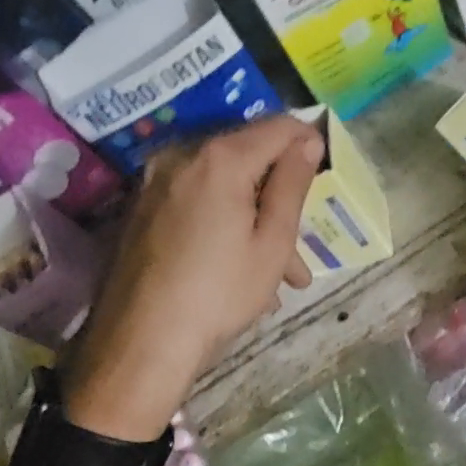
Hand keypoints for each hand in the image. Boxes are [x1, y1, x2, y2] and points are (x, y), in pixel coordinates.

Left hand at [62, 116, 321, 440]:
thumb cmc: (220, 293)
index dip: (307, 140)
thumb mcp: (272, 243)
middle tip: (304, 238)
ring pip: (222, 184)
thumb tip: (308, 140)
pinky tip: (238, 268)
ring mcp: (155, 181)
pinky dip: (224, 221)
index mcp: (220, 159)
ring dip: (255, 216)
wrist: (142, 339)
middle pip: (246, 154)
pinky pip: (196, 200)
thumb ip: (292, 185)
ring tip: (280, 274)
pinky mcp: (141, 207)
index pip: (276, 126)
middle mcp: (181, 156)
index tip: (324, 170)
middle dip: (280, 191)